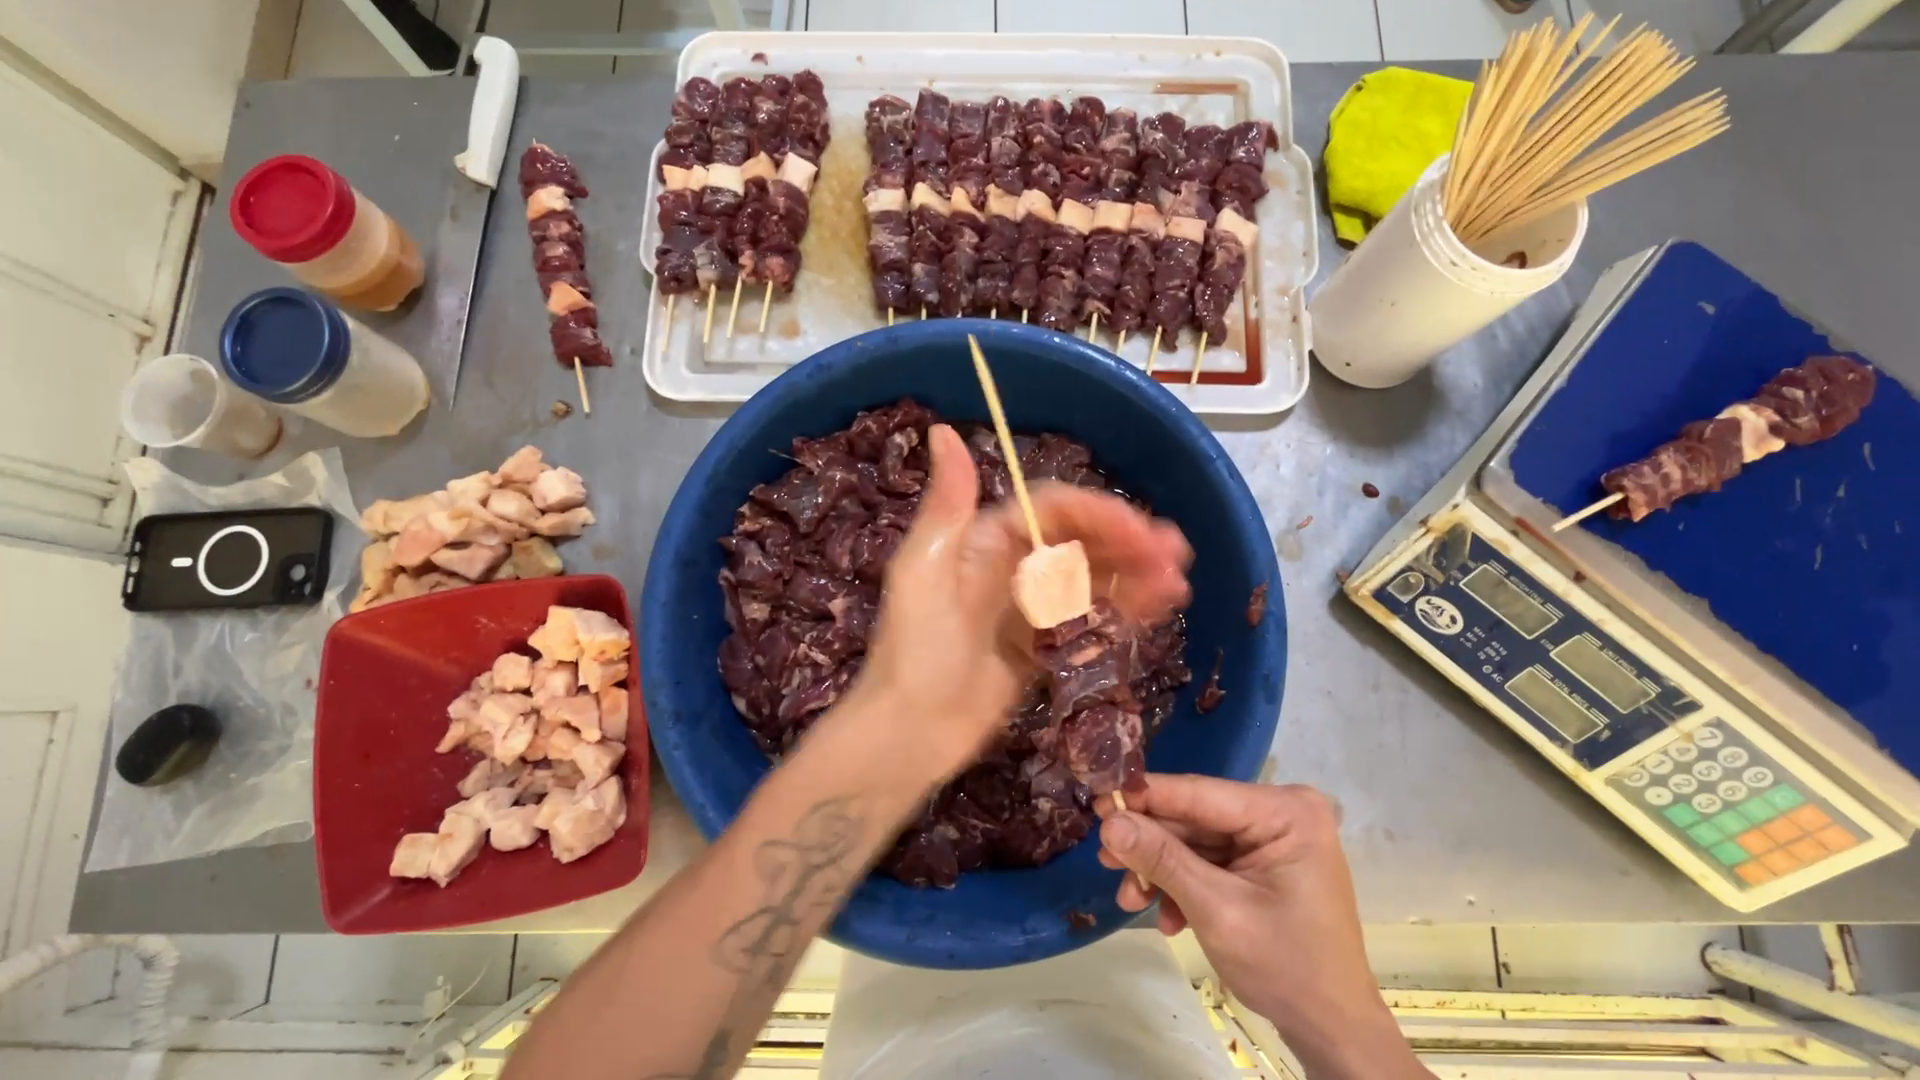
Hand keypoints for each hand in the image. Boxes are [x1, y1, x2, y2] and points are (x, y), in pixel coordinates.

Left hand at [847, 424, 1191, 782]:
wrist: (908, 733)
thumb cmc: (914, 650)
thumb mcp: (924, 571)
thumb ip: (947, 504)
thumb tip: (943, 430)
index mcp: (982, 540)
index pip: (1050, 510)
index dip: (1097, 512)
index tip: (1140, 529)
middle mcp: (1009, 565)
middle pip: (1078, 541)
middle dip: (1127, 542)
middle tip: (1176, 553)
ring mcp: (1027, 607)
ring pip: (1089, 577)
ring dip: (1134, 574)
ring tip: (1178, 582)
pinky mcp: (1040, 646)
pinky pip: (1086, 617)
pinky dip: (1121, 609)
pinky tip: (1157, 607)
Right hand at [1097, 776, 1427, 1078]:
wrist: (1332, 1029)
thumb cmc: (1285, 966)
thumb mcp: (1216, 909)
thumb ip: (1161, 859)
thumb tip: (1109, 822)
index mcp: (1285, 811)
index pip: (1198, 793)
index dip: (1143, 797)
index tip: (1096, 803)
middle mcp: (1281, 812)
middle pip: (1193, 817)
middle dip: (1149, 846)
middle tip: (1104, 861)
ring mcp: (1272, 838)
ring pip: (1195, 841)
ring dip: (1160, 871)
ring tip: (1129, 900)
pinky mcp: (1263, 863)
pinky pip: (1209, 861)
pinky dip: (1182, 886)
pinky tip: (1166, 918)